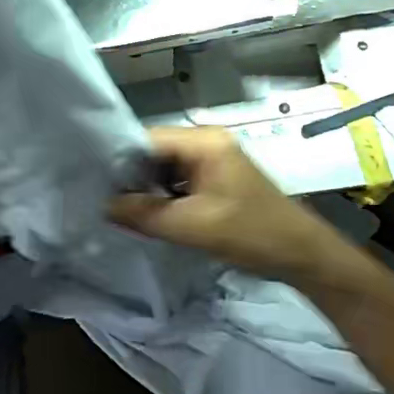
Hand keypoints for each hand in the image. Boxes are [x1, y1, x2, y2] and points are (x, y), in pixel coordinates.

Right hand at [110, 127, 369, 288]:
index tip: (91, 179)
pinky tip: (145, 214)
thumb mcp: (192, 226)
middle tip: (99, 197)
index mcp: (204, 141)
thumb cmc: (251, 233)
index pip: (147, 138)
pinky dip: (163, 196)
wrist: (302, 255)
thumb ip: (144, 214)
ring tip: (116, 207)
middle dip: (130, 175)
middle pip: (154, 151)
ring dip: (146, 188)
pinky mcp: (216, 179)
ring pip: (165, 168)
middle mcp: (206, 142)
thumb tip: (103, 205)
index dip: (118, 158)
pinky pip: (179, 180)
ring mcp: (213, 160)